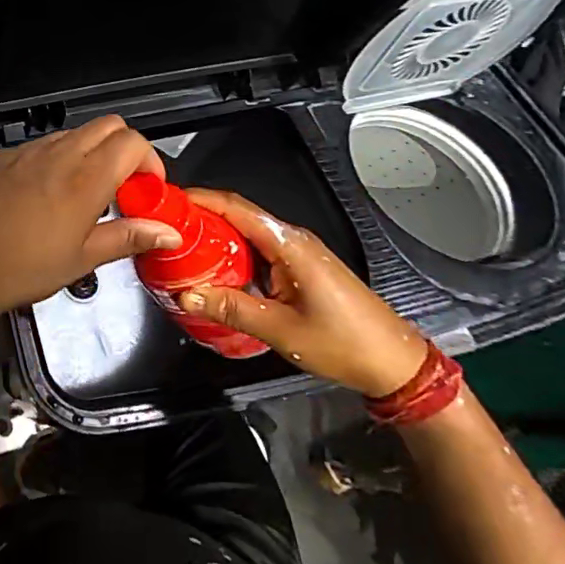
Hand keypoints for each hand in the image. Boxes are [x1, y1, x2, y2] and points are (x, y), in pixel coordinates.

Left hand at [0, 116, 178, 323]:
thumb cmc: (24, 269)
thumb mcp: (82, 259)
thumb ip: (129, 237)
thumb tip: (169, 233)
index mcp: (86, 179)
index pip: (132, 141)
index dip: (150, 160)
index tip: (148, 189)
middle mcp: (59, 154)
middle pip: (108, 125)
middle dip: (125, 148)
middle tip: (122, 186)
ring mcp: (28, 151)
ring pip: (74, 132)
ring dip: (91, 151)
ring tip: (84, 193)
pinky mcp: (3, 156)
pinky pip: (41, 144)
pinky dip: (57, 157)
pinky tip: (46, 193)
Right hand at [174, 189, 427, 397]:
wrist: (396, 365)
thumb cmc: (346, 344)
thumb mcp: (280, 330)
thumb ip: (230, 308)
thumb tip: (186, 293)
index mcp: (289, 244)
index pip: (235, 206)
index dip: (200, 199)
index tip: (170, 201)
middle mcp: (293, 240)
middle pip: (238, 215)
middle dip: (201, 217)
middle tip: (168, 229)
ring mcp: (298, 253)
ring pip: (247, 233)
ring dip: (216, 237)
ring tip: (183, 249)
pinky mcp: (301, 267)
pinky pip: (259, 250)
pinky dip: (233, 253)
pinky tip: (216, 270)